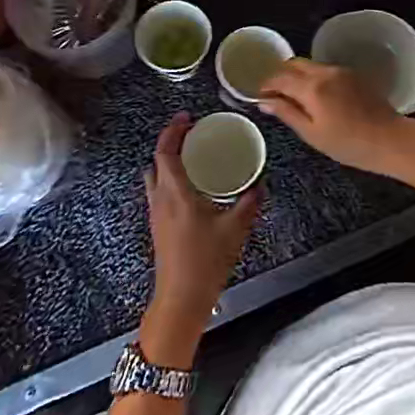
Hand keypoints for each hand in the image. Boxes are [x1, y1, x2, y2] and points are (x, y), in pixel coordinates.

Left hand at [140, 113, 262, 365]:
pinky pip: (158, 190)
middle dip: (171, 142)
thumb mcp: (235, 229)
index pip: (165, 151)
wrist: (181, 296)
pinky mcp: (157, 224)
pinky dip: (169, 178)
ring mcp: (155, 212)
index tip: (187, 119)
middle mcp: (159, 197)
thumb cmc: (206, 260)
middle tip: (191, 134)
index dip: (173, 130)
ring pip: (154, 175)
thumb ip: (249, 203)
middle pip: (157, 160)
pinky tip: (189, 187)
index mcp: (175, 191)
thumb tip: (260, 184)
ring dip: (168, 160)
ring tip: (191, 157)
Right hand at [259, 57, 412, 176]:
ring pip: (310, 65)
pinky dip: (314, 78)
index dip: (266, 85)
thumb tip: (264, 101)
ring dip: (298, 76)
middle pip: (293, 64)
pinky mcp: (353, 75)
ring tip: (296, 98)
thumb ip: (286, 113)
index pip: (279, 77)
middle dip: (280, 75)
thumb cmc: (348, 144)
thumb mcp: (312, 133)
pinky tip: (318, 97)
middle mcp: (324, 72)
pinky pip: (325, 70)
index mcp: (311, 88)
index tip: (261, 96)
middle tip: (276, 95)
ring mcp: (341, 71)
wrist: (392, 140)